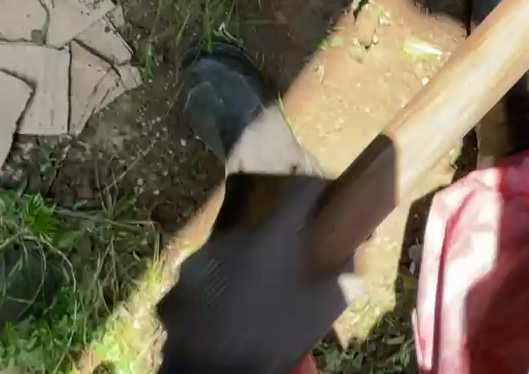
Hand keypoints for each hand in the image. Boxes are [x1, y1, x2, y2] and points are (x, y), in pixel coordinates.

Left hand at [157, 174, 347, 373]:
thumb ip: (343, 268)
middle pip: (260, 221)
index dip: (314, 191)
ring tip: (251, 290)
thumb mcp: (325, 305)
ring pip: (228, 250)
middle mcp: (232, 238)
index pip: (300, 189)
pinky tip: (223, 311)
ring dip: (241, 262)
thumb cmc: (277, 338)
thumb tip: (355, 247)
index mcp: (272, 235)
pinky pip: (201, 281)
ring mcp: (197, 264)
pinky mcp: (173, 292)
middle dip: (274, 234)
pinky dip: (213, 290)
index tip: (323, 201)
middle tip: (285, 258)